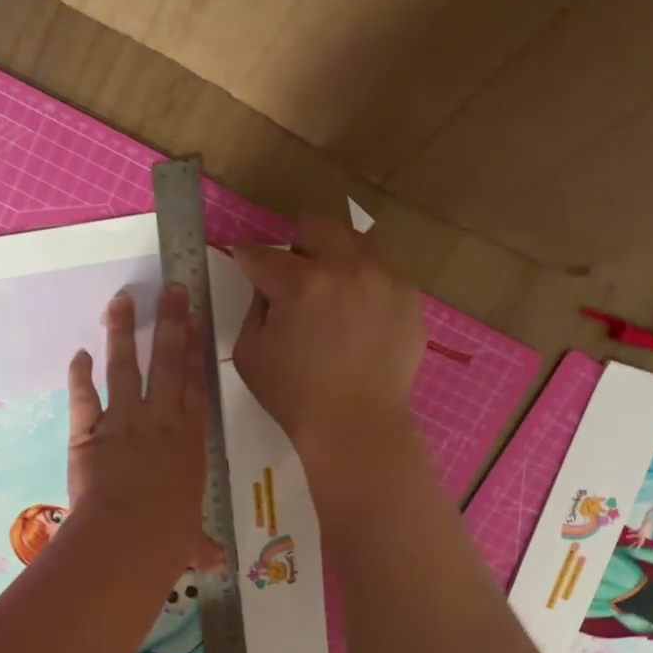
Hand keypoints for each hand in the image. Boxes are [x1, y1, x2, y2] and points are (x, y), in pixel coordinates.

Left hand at [67, 285, 208, 562]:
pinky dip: (79, 374)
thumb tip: (211, 562)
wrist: (129, 535)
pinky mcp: (89, 431)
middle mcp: (161, 422)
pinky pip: (84, 395)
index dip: (194, 351)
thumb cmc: (167, 539)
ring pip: (125, 367)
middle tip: (172, 289)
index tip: (195, 320)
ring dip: (123, 332)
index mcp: (190, 443)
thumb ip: (197, 544)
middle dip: (171, 323)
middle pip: (167, 362)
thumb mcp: (187, 541)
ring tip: (121, 301)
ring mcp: (124, 421)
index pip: (194, 386)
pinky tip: (78, 354)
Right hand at [230, 215, 423, 452]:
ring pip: (356, 246)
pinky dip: (363, 288)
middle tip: (290, 266)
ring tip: (328, 290)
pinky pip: (381, 277)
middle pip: (318, 227)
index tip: (243, 261)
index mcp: (300, 282)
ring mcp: (384, 280)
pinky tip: (355, 320)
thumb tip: (269, 288)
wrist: (356, 424)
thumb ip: (255, 308)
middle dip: (297, 240)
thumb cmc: (293, 395)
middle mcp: (346, 268)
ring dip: (335, 258)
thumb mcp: (249, 353)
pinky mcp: (409, 299)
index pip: (263, 255)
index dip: (247, 257)